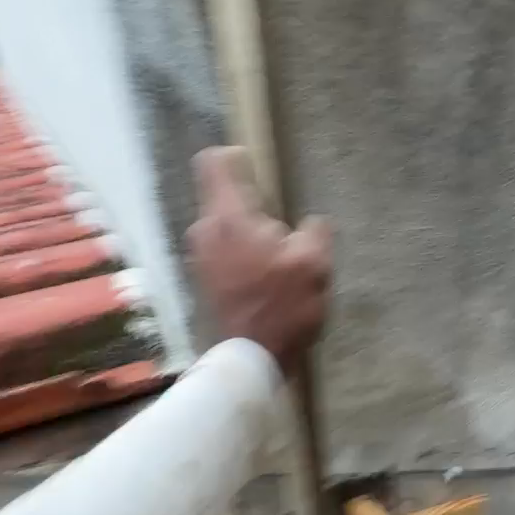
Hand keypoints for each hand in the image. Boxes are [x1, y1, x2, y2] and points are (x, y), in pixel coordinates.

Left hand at [187, 146, 332, 364]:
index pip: (214, 163)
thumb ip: (315, 233)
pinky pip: (224, 254)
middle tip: (286, 235)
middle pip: (225, 200)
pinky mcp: (204, 281)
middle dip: (255, 210)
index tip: (259, 170)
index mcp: (229, 217)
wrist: (253, 357)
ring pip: (226, 229)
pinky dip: (244, 259)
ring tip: (280, 265)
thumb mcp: (315, 265)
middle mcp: (205, 230)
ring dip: (251, 238)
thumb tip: (311, 224)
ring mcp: (200, 258)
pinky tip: (267, 284)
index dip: (236, 157)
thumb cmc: (283, 306)